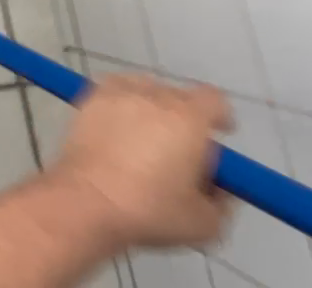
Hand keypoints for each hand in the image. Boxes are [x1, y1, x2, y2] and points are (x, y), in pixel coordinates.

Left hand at [52, 76, 235, 248]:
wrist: (88, 199)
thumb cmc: (151, 209)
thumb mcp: (207, 222)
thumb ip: (222, 199)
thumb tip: (217, 185)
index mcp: (188, 119)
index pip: (213, 99)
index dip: (220, 115)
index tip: (220, 133)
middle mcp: (153, 96)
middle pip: (178, 95)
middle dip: (185, 117)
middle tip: (180, 147)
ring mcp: (117, 93)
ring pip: (145, 89)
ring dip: (153, 106)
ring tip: (147, 135)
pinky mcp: (89, 98)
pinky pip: (114, 89)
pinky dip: (122, 102)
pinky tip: (119, 125)